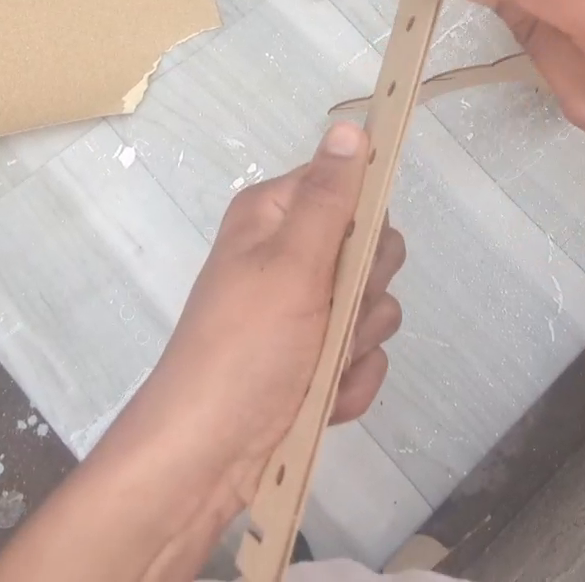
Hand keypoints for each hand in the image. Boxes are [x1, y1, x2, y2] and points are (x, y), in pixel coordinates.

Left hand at [112, 121, 404, 506]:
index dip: (363, 215)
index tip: (361, 248)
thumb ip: (330, 197)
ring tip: (319, 363)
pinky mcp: (316, 355)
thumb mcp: (291, 264)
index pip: (347, 184)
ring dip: (356, 342)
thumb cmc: (245, 347)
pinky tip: (322, 395)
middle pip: (372, 247)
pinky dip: (349, 380)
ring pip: (376, 305)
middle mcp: (291, 253)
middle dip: (364, 289)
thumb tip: (351, 127)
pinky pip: (365, 354)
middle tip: (332, 311)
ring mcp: (305, 308)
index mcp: (275, 216)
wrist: (208, 456)